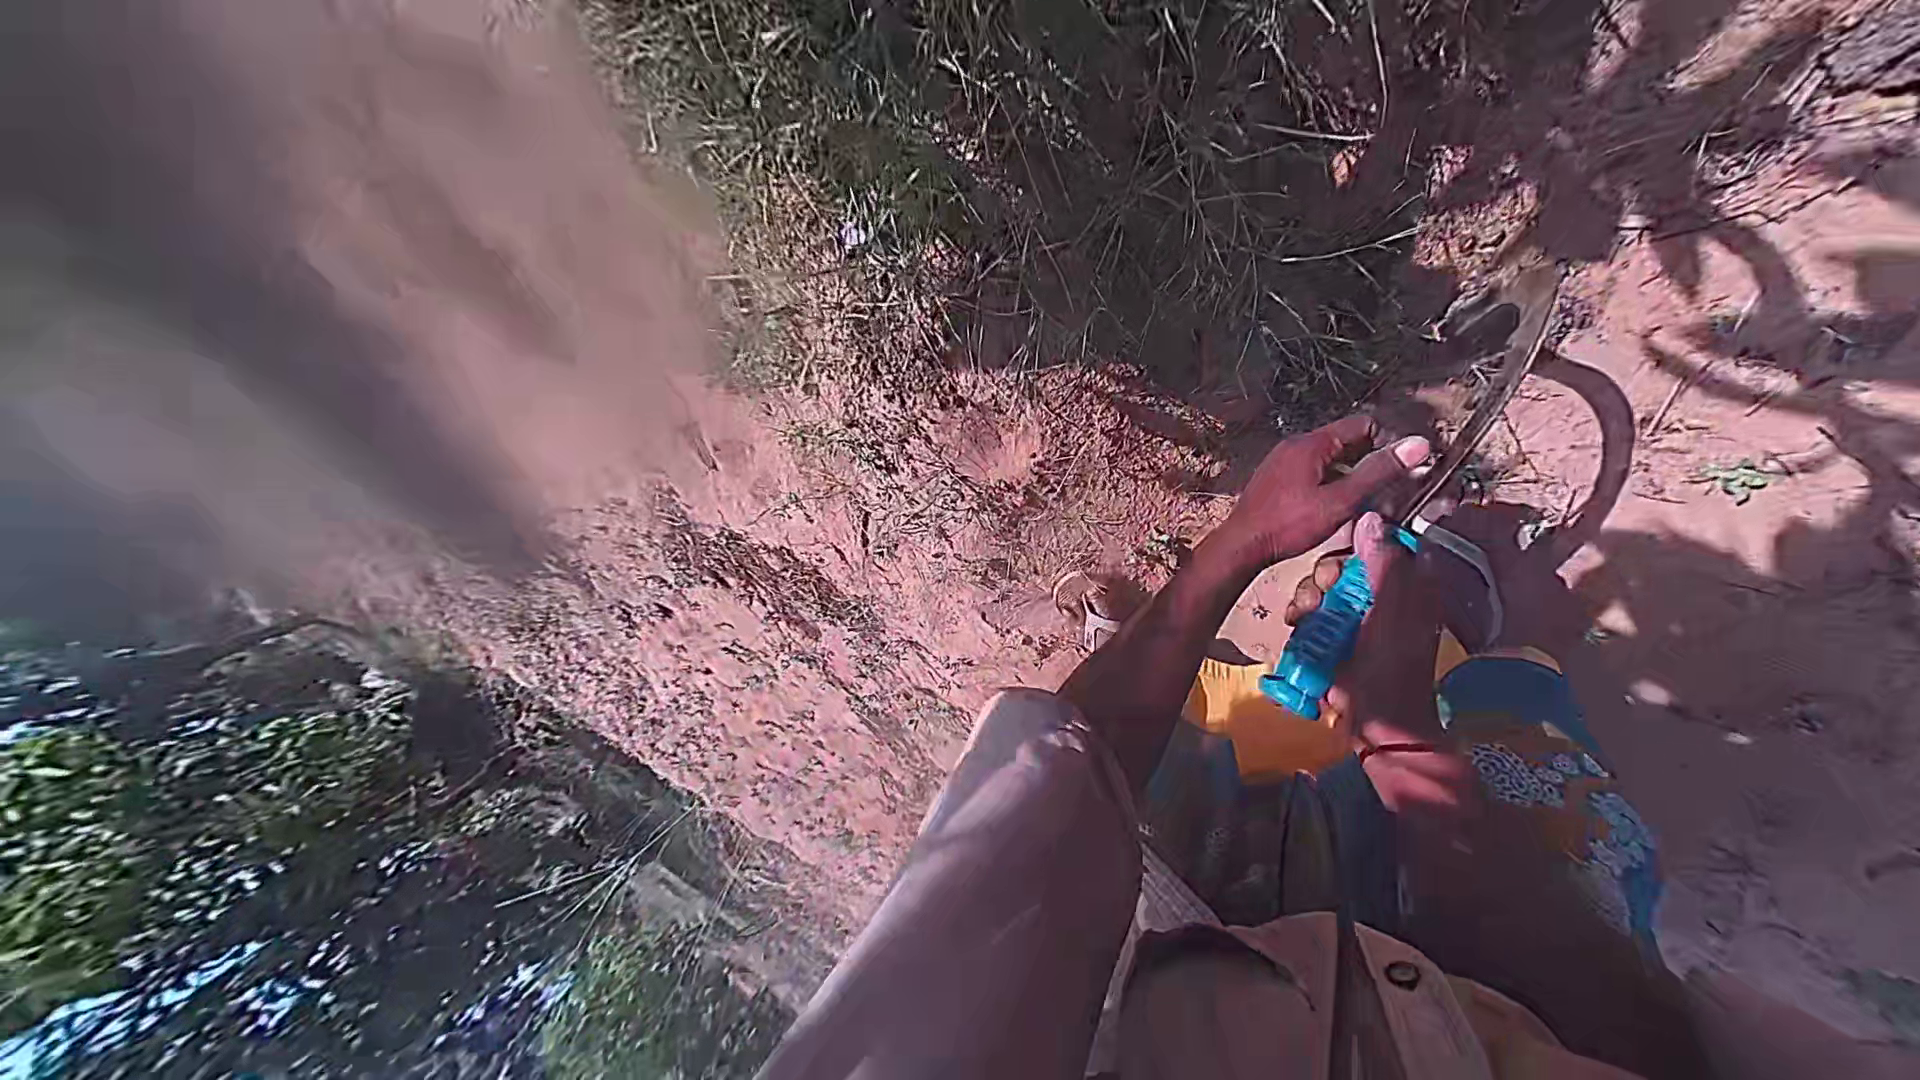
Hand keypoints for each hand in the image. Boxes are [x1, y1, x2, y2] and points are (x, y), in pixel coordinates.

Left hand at [1208, 415, 1430, 572]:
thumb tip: (1417, 445)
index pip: (1363, 424)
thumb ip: (1378, 472)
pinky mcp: (1276, 480)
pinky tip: (1339, 505)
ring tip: (1369, 498)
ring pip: (1330, 459)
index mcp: (1310, 444)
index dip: (1389, 441)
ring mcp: (1282, 463)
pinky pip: (1313, 472)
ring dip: (1352, 474)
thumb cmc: (1286, 525)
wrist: (1242, 545)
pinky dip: (1331, 483)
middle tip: (1392, 484)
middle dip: (1372, 459)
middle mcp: (1293, 447)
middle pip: (1347, 441)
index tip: (1405, 465)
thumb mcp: (1340, 500)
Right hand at [1324, 513, 1478, 814]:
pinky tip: (1297, 626)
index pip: (1377, 546)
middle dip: (1323, 578)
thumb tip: (1370, 519)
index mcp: (1407, 587)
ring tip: (1305, 617)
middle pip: (1341, 566)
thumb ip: (1383, 566)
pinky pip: (1309, 612)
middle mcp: (1380, 597)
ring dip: (1307, 599)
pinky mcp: (1331, 635)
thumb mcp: (1391, 612)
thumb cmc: (1392, 669)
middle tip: (1322, 596)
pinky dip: (1300, 616)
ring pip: (1320, 587)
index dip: (1355, 545)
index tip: (1342, 559)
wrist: (1377, 724)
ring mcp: (1354, 617)